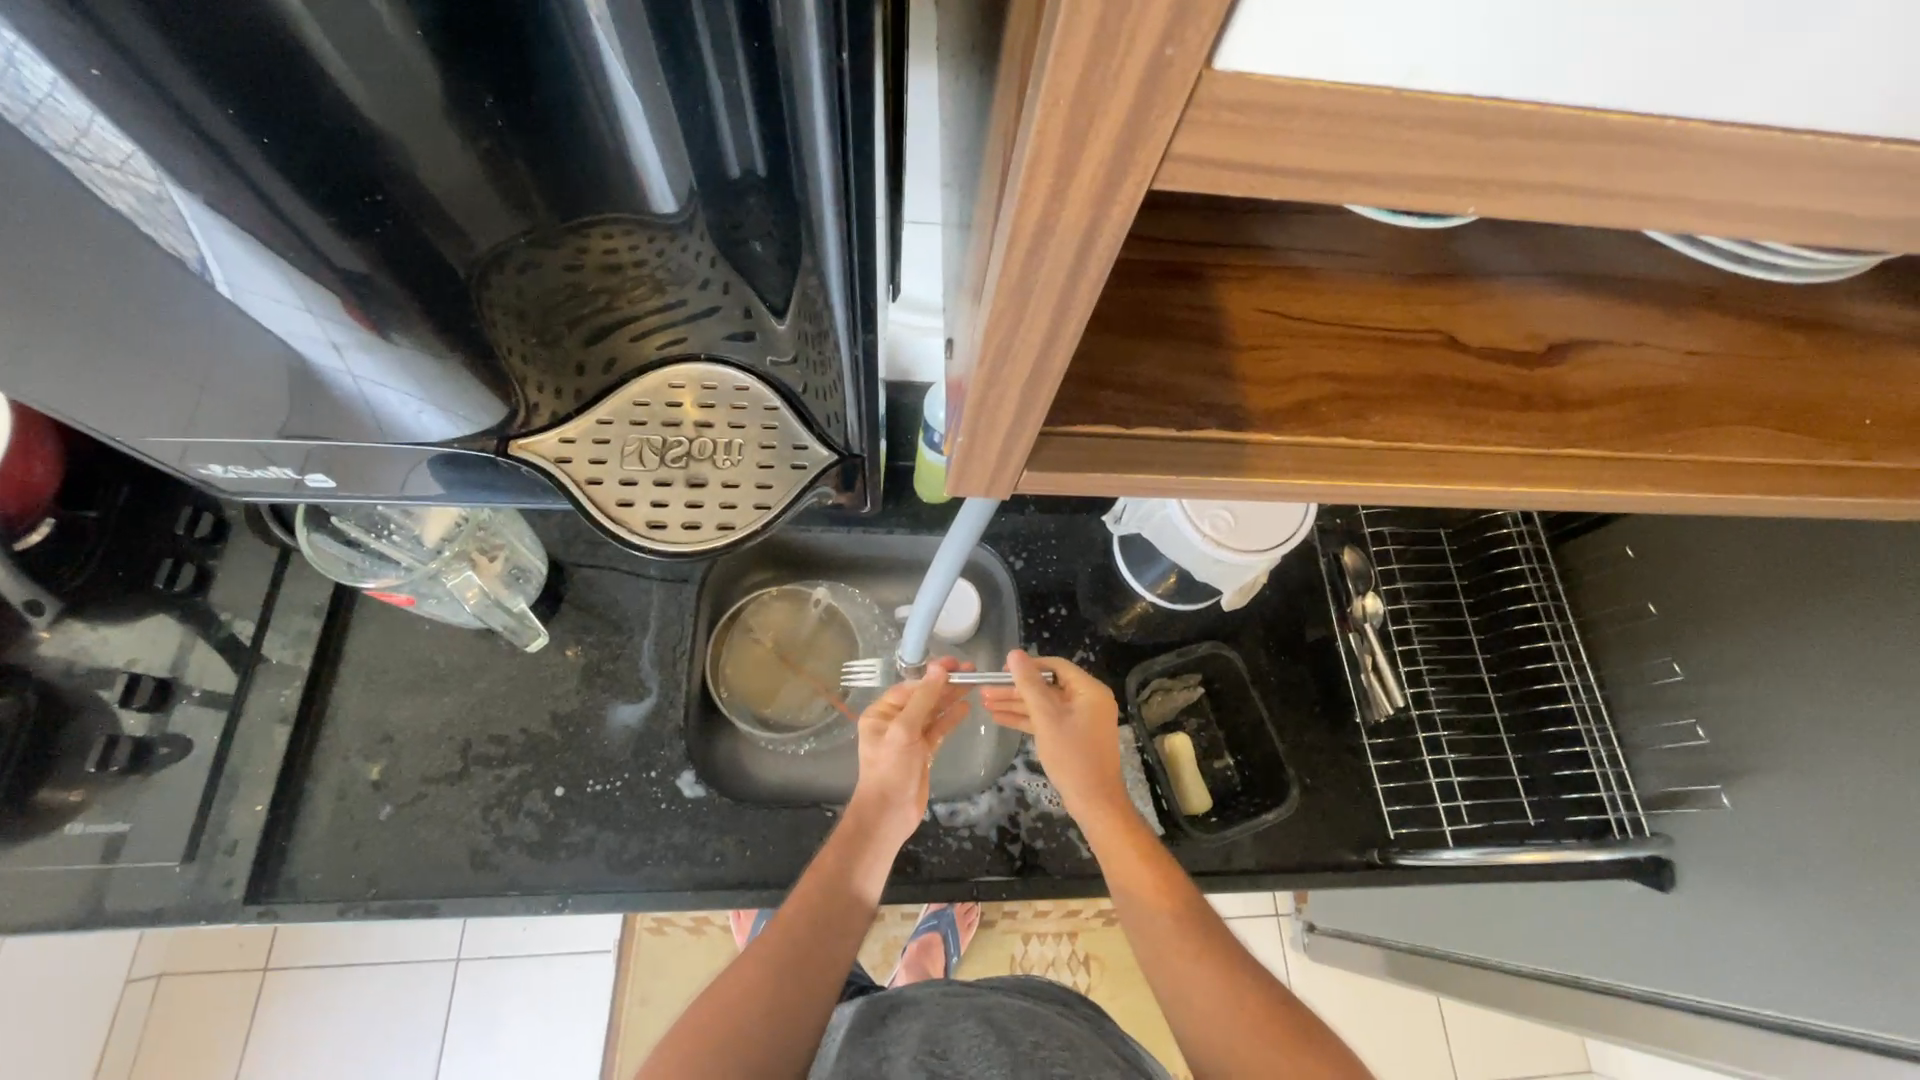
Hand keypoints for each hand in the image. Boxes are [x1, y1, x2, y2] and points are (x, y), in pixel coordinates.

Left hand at [848, 656, 973, 847]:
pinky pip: (938, 730)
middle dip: (945, 684)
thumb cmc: (891, 770)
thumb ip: (923, 699)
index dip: (932, 675)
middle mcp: (893, 722)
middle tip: (970, 671)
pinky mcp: (922, 752)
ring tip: (973, 684)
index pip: (910, 687)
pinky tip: (965, 708)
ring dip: (951, 699)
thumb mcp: (904, 731)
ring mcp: (908, 738)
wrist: (889, 814)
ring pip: (933, 712)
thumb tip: (938, 669)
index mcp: (881, 714)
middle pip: (923, 697)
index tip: (954, 663)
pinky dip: (950, 719)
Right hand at [979, 650, 1128, 826]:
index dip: (1027, 666)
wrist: (1095, 802)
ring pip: (1044, 705)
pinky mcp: (1073, 736)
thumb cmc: (1072, 756)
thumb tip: (1014, 654)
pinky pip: (1047, 720)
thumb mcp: (1046, 718)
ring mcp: (1080, 719)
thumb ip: (1029, 684)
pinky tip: (999, 718)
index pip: (1055, 666)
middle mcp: (1088, 700)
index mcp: (1089, 690)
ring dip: (1016, 705)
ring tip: (985, 704)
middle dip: (1015, 689)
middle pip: (1046, 686)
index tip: (1000, 670)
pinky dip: (1026, 719)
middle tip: (985, 691)